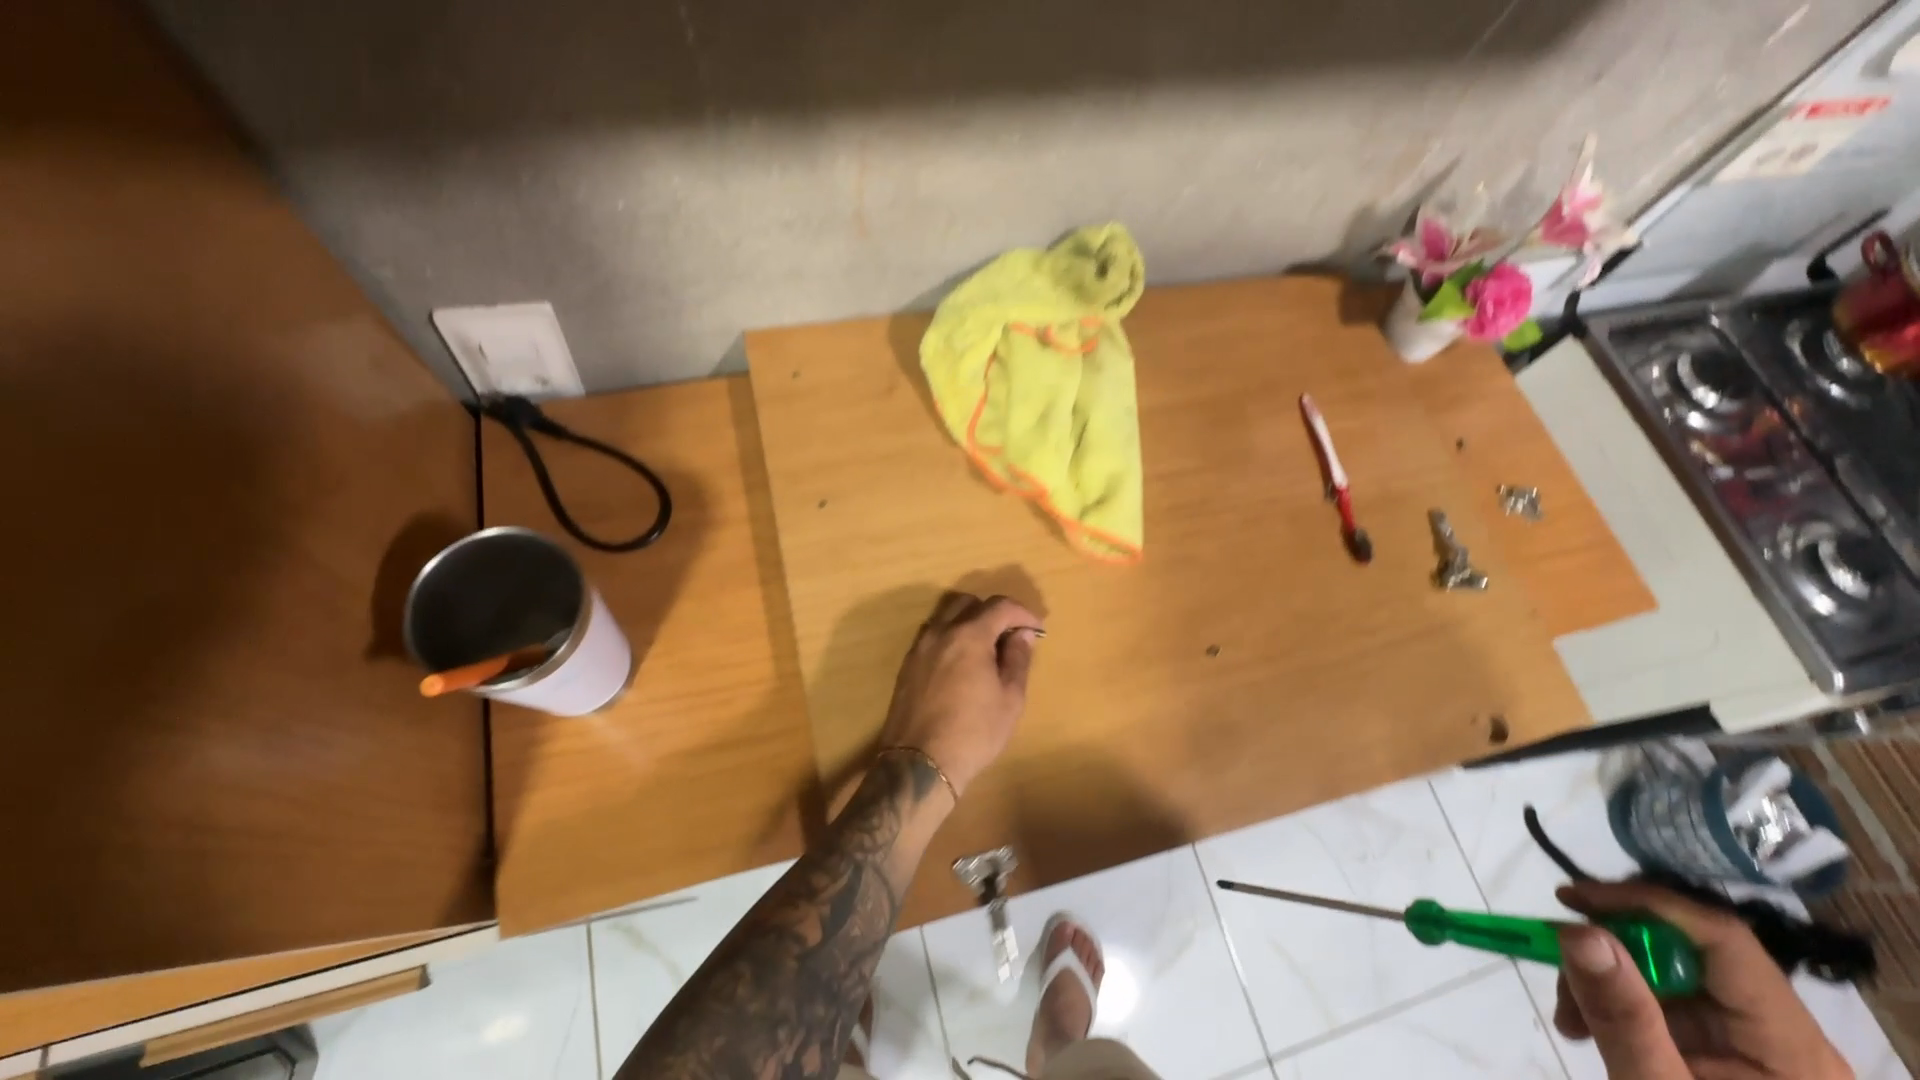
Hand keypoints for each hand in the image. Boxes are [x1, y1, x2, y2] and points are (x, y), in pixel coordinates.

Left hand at [877, 593, 1043, 797]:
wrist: (920, 762)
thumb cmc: (974, 732)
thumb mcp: (1010, 699)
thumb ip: (1018, 659)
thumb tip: (1022, 634)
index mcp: (969, 635)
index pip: (1000, 606)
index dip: (1023, 614)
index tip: (1035, 631)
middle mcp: (940, 632)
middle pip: (969, 603)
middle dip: (993, 613)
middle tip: (1010, 638)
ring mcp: (919, 648)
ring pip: (946, 616)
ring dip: (969, 622)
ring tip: (985, 650)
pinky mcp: (907, 665)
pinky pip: (932, 636)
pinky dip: (950, 637)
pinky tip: (961, 665)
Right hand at [1553, 881, 1850, 1079]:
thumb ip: (1622, 1016)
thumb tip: (1576, 930)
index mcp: (1791, 1043)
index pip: (1722, 939)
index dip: (1645, 904)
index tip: (1571, 900)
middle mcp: (1782, 1030)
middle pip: (1689, 951)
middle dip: (1611, 951)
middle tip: (1554, 964)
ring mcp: (1754, 1042)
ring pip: (1667, 973)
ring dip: (1604, 979)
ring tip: (1567, 1018)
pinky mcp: (1723, 1052)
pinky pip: (1664, 1002)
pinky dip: (1615, 1003)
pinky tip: (1586, 1027)